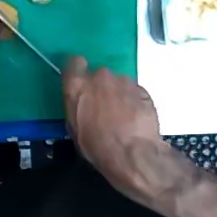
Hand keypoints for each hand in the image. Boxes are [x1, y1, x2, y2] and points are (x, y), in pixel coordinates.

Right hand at [62, 56, 198, 207]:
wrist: (132, 153)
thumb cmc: (96, 145)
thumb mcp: (74, 128)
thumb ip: (75, 104)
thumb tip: (80, 96)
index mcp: (78, 84)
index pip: (74, 62)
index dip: (78, 71)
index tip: (81, 84)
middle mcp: (101, 76)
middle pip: (99, 75)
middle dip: (100, 87)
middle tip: (103, 108)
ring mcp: (124, 81)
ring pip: (118, 83)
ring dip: (118, 94)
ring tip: (122, 117)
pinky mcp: (143, 90)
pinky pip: (134, 92)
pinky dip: (133, 101)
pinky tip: (134, 119)